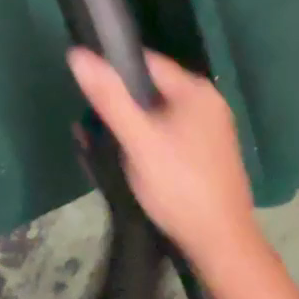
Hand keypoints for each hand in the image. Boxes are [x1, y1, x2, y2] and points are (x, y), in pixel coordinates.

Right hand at [66, 47, 255, 254]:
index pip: (145, 61)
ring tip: (107, 144)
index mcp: (195, 90)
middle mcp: (207, 102)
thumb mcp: (138, 140)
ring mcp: (209, 129)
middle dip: (119, 102)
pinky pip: (167, 132)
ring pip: (156, 113)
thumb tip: (78, 55)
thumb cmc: (179, 186)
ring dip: (130, 123)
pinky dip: (146, 139)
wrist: (220, 243)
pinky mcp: (206, 152)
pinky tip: (132, 160)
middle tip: (94, 124)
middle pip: (150, 88)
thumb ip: (109, 98)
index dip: (113, 69)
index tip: (86, 88)